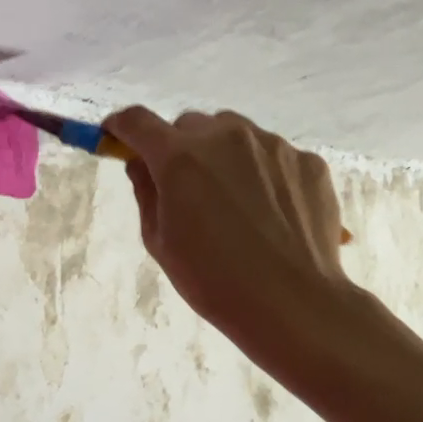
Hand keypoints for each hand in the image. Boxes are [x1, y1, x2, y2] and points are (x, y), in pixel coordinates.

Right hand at [103, 106, 349, 351]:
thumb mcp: (158, 241)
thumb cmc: (210, 278)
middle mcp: (226, 137)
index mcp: (180, 158)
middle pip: (190, 124)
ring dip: (221, 155)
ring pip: (234, 134)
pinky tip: (265, 213)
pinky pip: (271, 156)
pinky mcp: (307, 161)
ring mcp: (272, 145)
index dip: (121, 126)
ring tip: (230, 202)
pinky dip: (260, 173)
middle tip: (182, 186)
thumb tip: (142, 164)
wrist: (289, 300)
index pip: (138, 121)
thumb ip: (146, 192)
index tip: (115, 135)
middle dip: (178, 146)